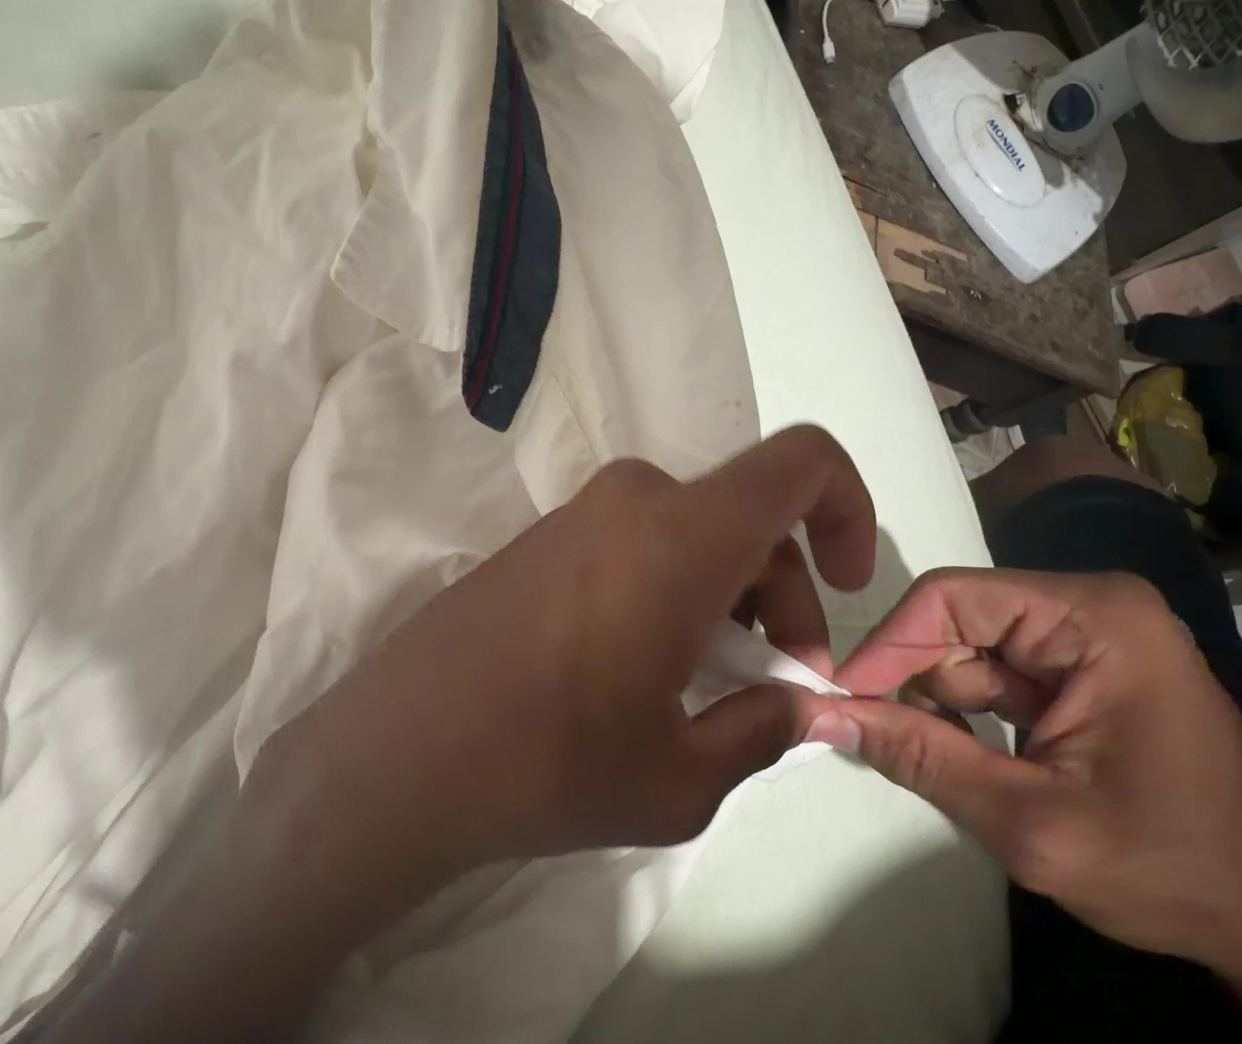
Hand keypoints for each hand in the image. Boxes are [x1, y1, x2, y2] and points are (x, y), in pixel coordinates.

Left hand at [247, 425, 875, 872]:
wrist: (391, 760)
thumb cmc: (548, 766)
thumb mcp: (681, 778)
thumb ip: (762, 731)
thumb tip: (800, 706)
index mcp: (682, 537)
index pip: (802, 463)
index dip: (850, 510)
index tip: (845, 585)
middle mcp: (631, 502)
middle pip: (750, 517)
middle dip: (783, 596)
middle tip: (773, 689)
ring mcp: (575, 518)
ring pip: (693, 535)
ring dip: (726, 601)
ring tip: (707, 694)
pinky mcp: (537, 545)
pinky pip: (637, 546)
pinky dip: (671, 594)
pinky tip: (644, 676)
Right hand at [805, 568, 1241, 966]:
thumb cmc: (1167, 869)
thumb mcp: (1029, 821)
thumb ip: (921, 758)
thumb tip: (824, 714)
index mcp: (1095, 618)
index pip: (952, 597)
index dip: (886, 643)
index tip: (836, 698)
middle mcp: (1092, 609)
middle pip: (960, 619)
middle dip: (906, 674)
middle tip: (854, 728)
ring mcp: (1091, 641)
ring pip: (971, 649)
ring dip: (932, 699)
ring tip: (903, 750)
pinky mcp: (1085, 675)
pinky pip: (998, 675)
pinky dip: (962, 712)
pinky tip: (944, 749)